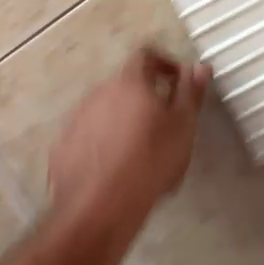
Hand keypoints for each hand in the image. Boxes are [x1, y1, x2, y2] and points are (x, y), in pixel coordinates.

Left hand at [46, 47, 210, 237]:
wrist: (98, 210)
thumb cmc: (150, 162)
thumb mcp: (183, 126)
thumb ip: (191, 92)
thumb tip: (199, 66)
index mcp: (129, 82)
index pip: (147, 54)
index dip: (166, 63)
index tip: (179, 83)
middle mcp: (98, 93)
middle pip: (126, 84)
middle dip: (147, 96)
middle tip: (165, 122)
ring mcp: (77, 120)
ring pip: (107, 109)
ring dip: (125, 119)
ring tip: (142, 150)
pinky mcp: (63, 148)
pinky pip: (90, 135)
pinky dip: (105, 142)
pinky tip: (117, 168)